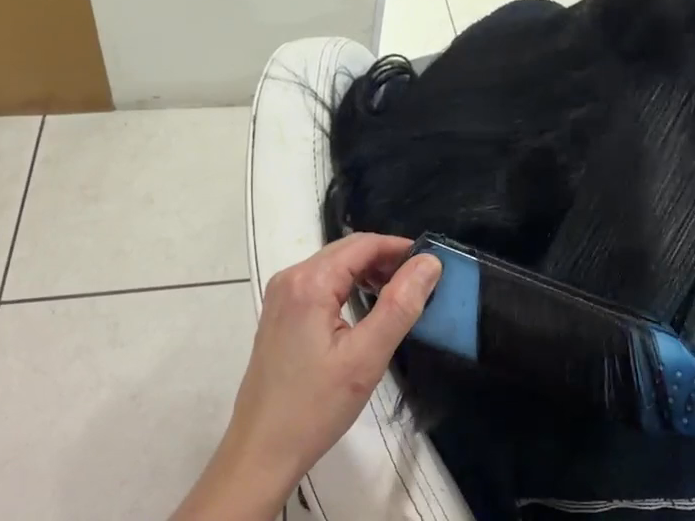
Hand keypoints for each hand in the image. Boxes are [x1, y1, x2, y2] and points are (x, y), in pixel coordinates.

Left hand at [172, 234, 441, 520]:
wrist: (262, 451)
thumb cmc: (315, 407)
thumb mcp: (366, 358)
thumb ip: (400, 305)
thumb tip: (429, 262)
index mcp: (309, 281)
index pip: (363, 244)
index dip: (400, 248)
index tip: (432, 265)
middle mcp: (290, 278)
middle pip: (347, 251)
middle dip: (385, 260)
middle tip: (421, 285)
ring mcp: (281, 296)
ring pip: (334, 268)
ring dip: (368, 274)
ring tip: (400, 298)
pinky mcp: (279, 314)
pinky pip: (320, 285)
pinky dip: (347, 288)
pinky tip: (366, 311)